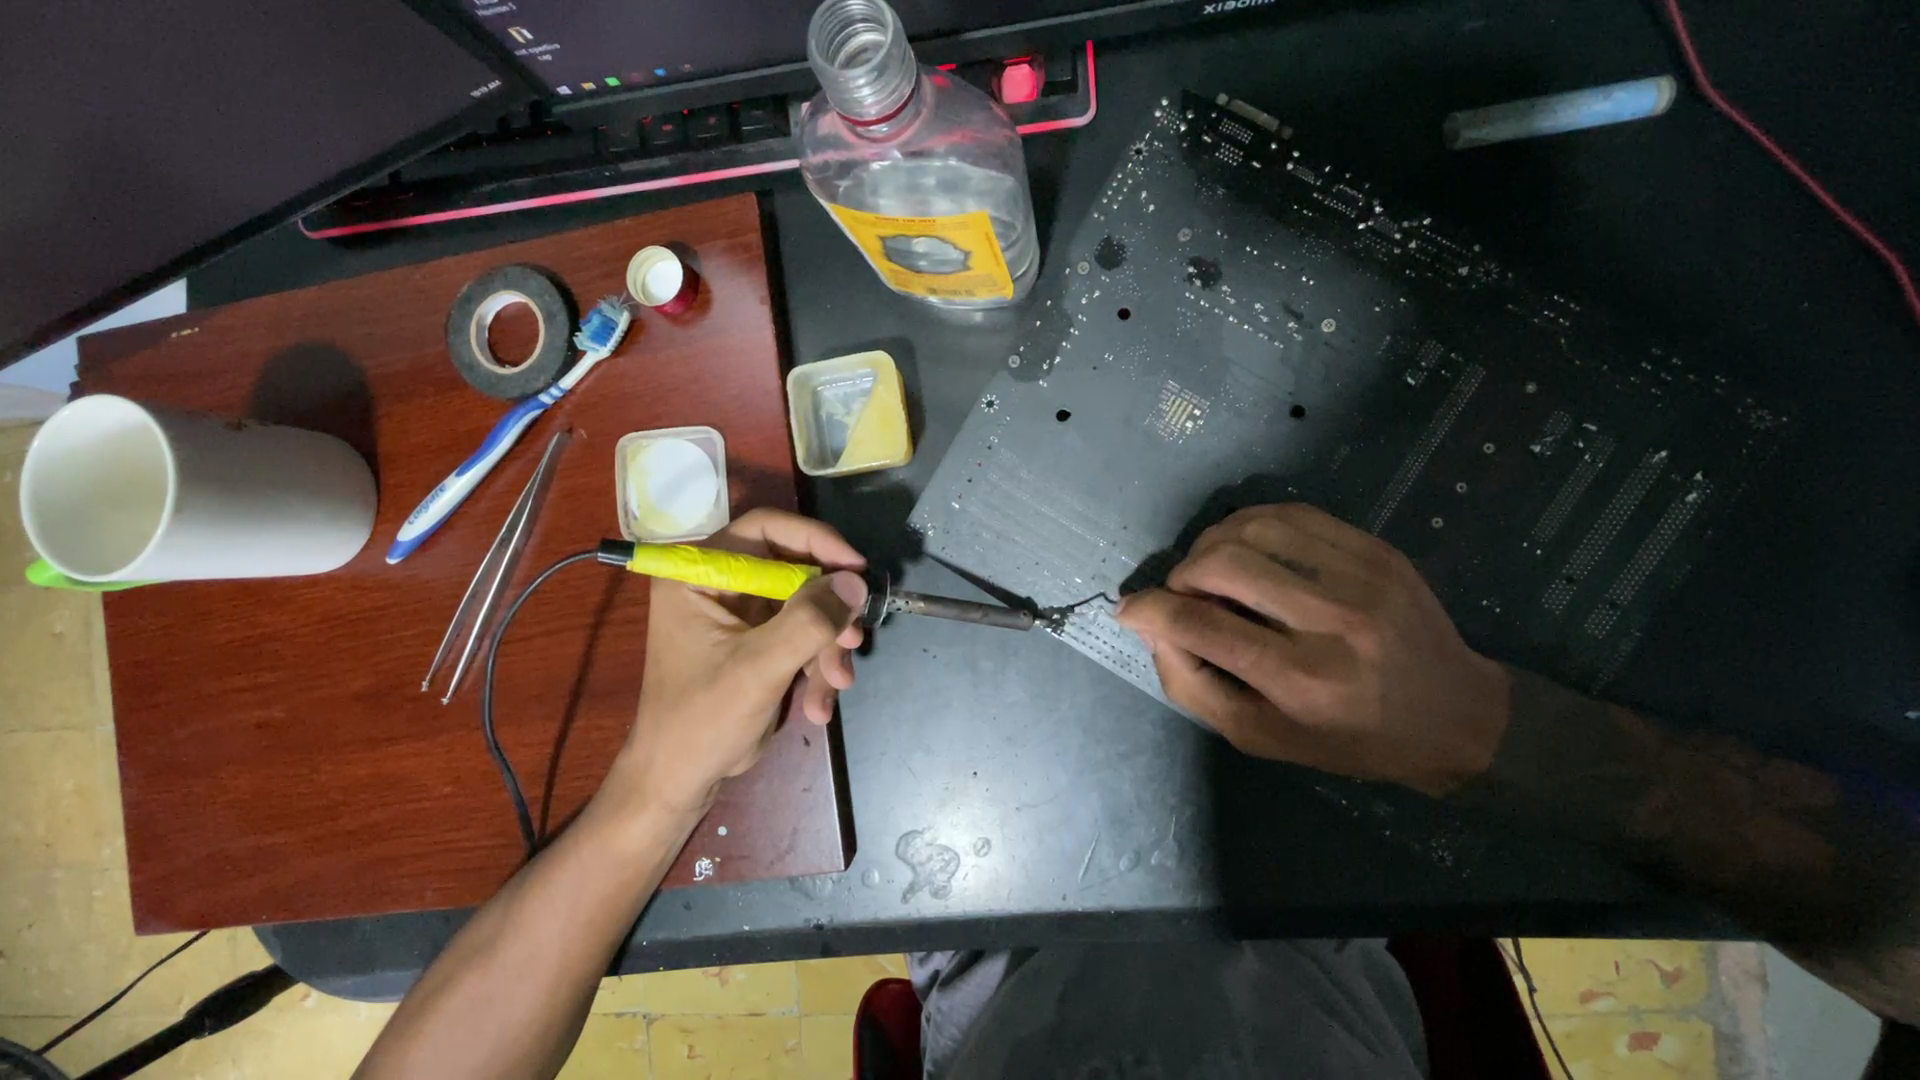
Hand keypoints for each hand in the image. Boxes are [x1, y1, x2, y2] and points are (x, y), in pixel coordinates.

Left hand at [611, 509, 867, 814]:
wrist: (681, 780)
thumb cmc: (702, 720)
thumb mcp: (758, 668)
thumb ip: (808, 622)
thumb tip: (857, 582)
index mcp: (700, 574)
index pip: (765, 528)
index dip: (815, 540)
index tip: (855, 569)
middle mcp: (722, 585)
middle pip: (796, 570)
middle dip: (827, 612)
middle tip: (851, 641)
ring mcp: (743, 616)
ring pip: (808, 607)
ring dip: (827, 648)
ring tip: (834, 686)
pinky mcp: (761, 644)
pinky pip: (805, 638)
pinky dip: (818, 668)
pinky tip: (818, 705)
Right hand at [1114, 503, 1509, 795]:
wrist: (1453, 715)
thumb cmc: (1347, 739)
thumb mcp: (1261, 736)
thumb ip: (1193, 684)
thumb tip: (1149, 626)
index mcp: (1301, 680)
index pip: (1200, 625)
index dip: (1150, 610)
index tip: (1129, 609)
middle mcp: (1331, 621)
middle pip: (1223, 564)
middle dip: (1181, 575)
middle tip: (1182, 595)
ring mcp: (1360, 576)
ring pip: (1253, 526)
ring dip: (1212, 544)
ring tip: (1212, 570)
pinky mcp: (1376, 549)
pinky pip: (1291, 513)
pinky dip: (1250, 525)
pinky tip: (1247, 548)